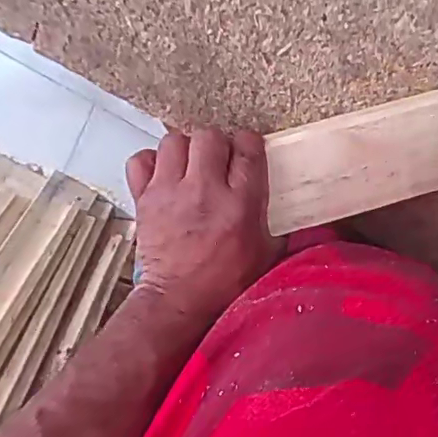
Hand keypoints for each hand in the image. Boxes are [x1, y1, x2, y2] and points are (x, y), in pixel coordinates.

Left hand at [125, 128, 283, 329]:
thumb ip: (279, 224)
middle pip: (209, 137)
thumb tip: (296, 214)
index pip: (247, 149)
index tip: (250, 150)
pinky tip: (165, 174)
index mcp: (240, 203)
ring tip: (193, 164)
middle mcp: (204, 191)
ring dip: (186, 148)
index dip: (250, 144)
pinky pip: (141, 160)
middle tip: (221, 159)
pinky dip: (152, 161)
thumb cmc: (227, 281)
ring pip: (174, 141)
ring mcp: (170, 192)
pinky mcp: (144, 199)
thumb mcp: (268, 252)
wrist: (181, 300)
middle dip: (218, 143)